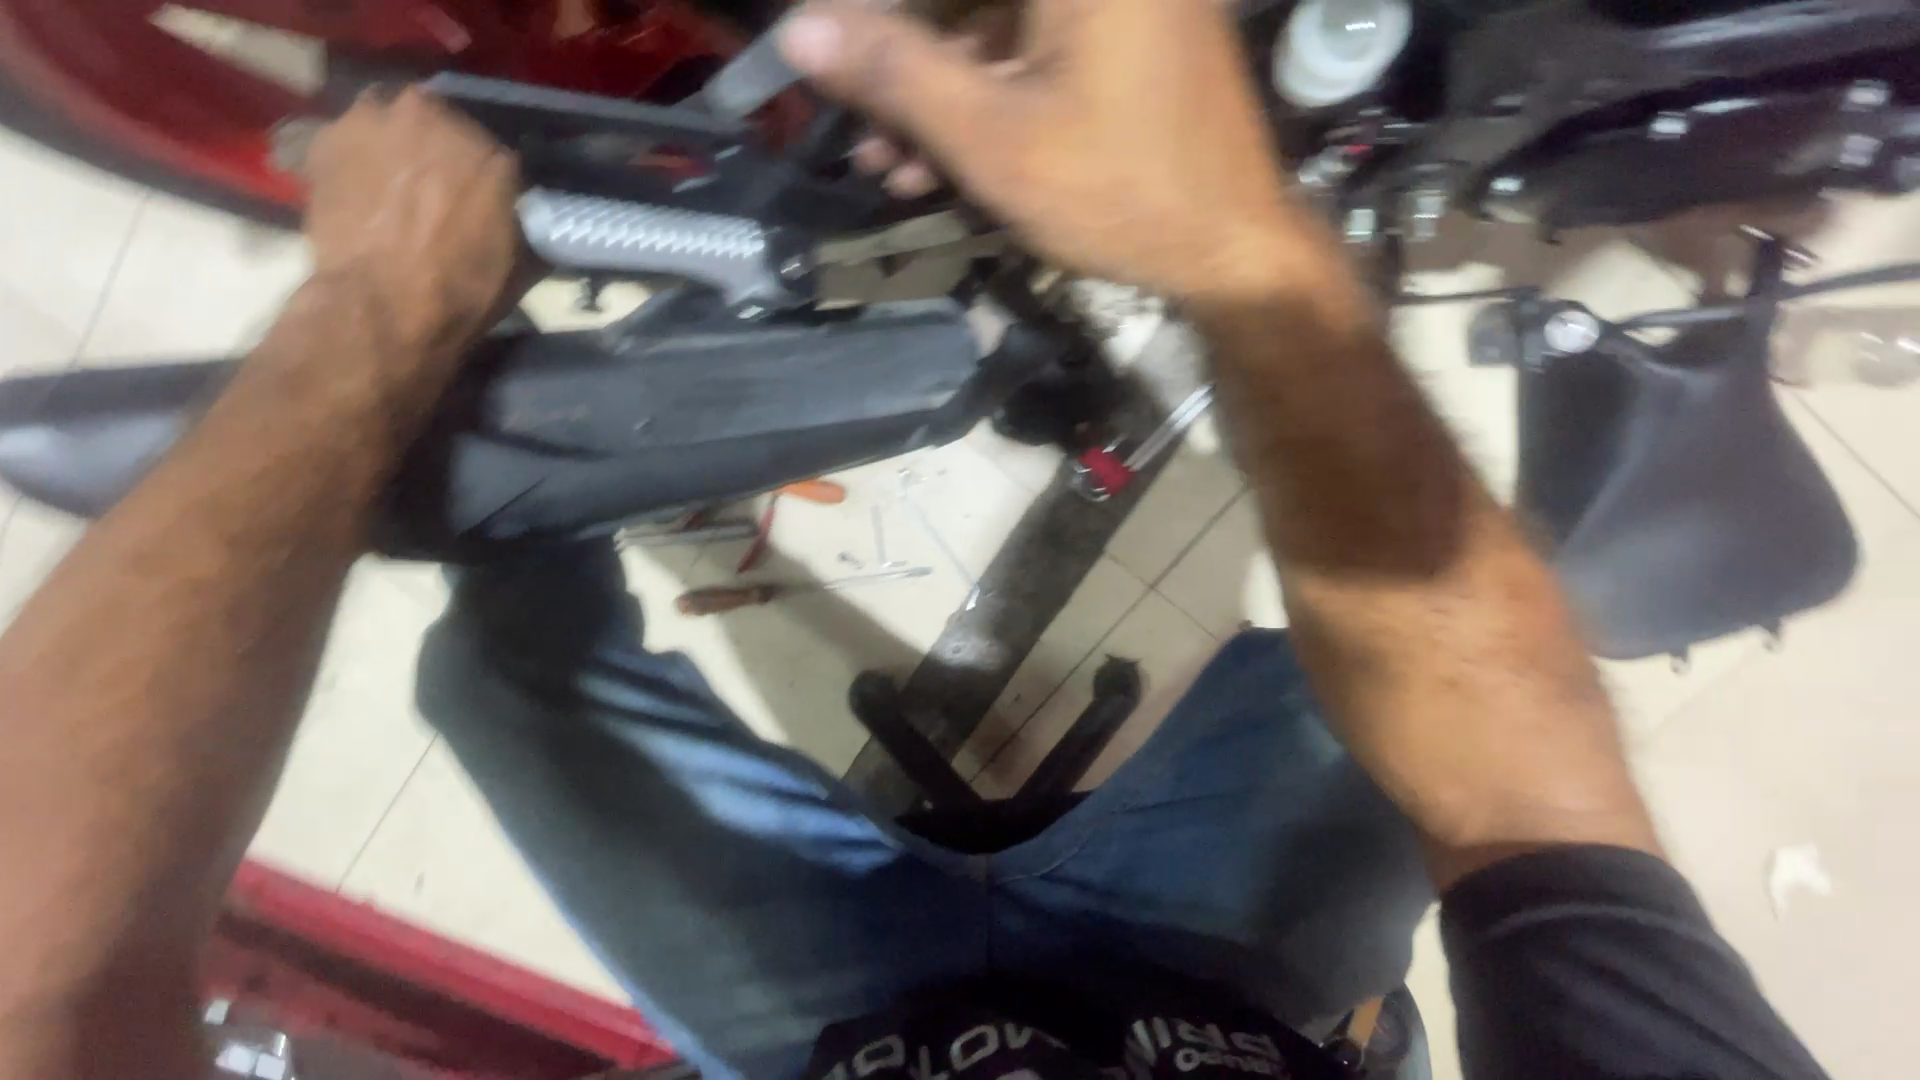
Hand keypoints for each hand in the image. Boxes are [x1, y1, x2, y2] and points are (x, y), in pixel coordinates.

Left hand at [303, 87, 522, 350]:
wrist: (382, 304)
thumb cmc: (462, 290)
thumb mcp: (519, 265)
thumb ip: (523, 226)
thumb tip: (523, 219)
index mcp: (492, 152)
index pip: (499, 154)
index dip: (492, 180)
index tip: (488, 201)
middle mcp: (433, 119)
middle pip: (442, 126)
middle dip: (443, 153)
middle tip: (440, 191)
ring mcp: (374, 121)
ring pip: (393, 125)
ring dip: (397, 148)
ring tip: (397, 189)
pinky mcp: (328, 137)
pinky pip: (351, 140)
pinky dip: (359, 159)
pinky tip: (363, 192)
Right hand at [779, 0, 1311, 300]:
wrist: (1233, 246)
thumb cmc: (1120, 191)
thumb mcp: (993, 139)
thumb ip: (896, 74)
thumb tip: (799, 26)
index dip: (874, 19)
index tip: (829, 53)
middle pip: (966, 4)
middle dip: (904, 66)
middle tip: (860, 131)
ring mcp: (1115, 1)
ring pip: (994, 29)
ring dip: (935, 96)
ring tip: (892, 167)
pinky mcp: (1124, 36)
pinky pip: (1032, 53)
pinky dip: (986, 100)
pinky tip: (944, 160)